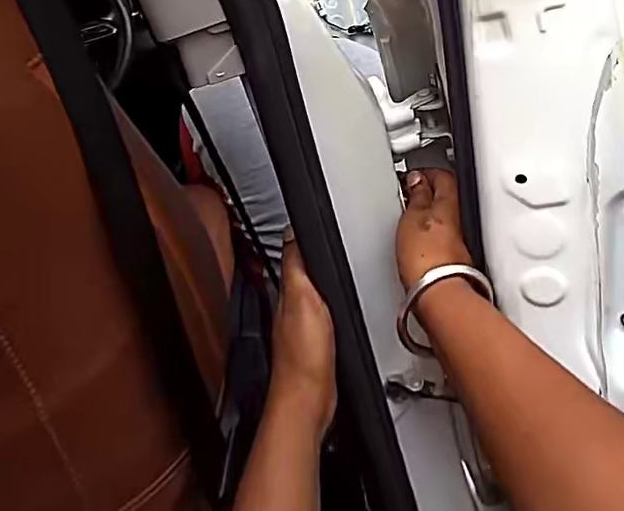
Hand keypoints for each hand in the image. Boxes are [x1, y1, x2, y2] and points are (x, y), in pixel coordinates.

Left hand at [272, 237, 336, 435]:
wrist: (309, 401)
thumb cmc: (304, 356)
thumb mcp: (303, 298)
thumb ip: (297, 265)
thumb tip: (292, 232)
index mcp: (287, 291)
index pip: (291, 254)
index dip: (299, 237)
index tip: (306, 223)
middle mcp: (291, 307)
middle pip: (301, 272)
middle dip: (309, 257)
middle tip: (321, 241)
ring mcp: (302, 326)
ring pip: (310, 293)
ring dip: (319, 281)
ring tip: (329, 269)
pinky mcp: (315, 344)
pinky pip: (322, 315)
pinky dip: (328, 307)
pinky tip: (335, 309)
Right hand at [396, 169, 473, 289]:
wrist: (438, 297)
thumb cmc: (427, 259)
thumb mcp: (412, 217)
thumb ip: (416, 196)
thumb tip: (417, 180)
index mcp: (451, 205)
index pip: (444, 176)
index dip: (427, 172)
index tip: (413, 176)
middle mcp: (461, 223)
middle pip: (447, 198)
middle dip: (430, 193)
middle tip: (411, 193)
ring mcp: (458, 244)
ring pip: (445, 220)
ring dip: (429, 216)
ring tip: (410, 219)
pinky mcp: (452, 263)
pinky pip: (441, 240)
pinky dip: (430, 236)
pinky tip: (417, 243)